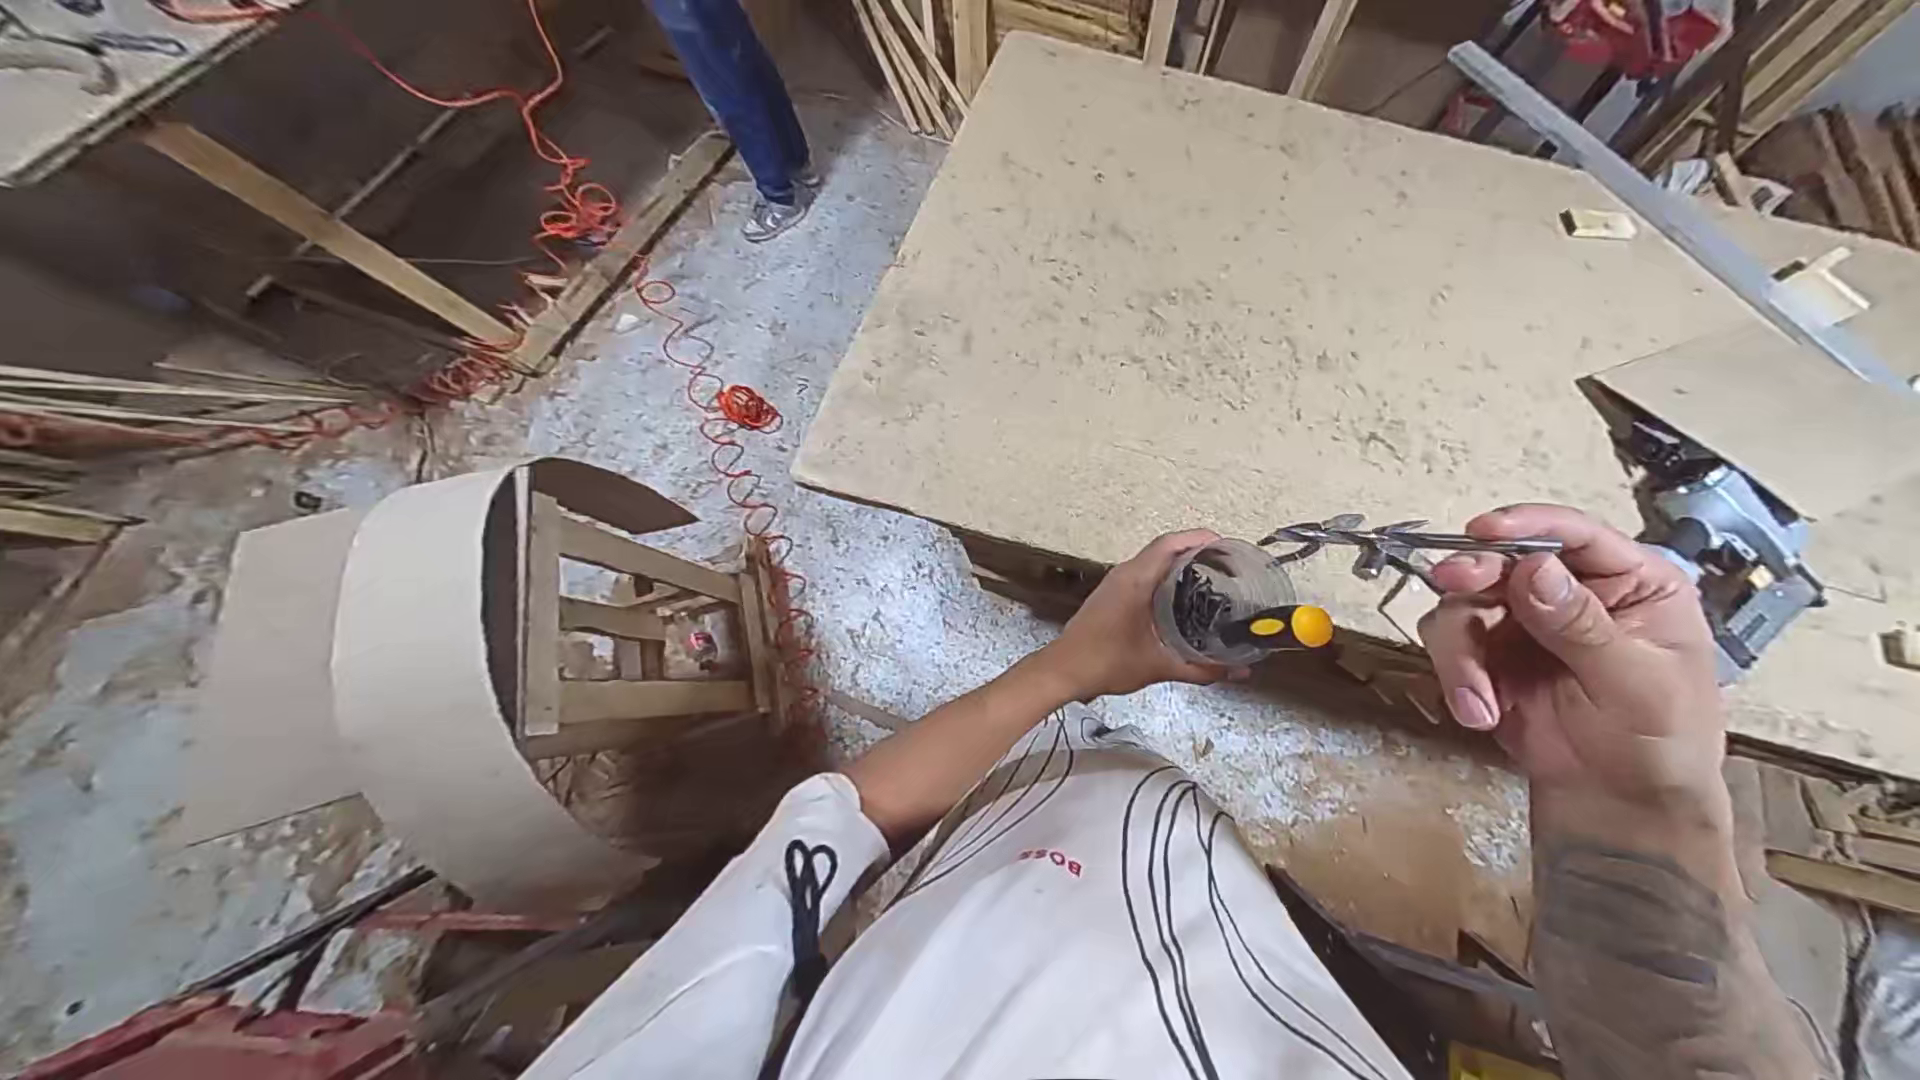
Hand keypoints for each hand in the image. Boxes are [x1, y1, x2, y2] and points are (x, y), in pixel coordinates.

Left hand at [1040, 530, 1240, 699]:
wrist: (1064, 669)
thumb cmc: (1106, 663)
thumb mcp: (1159, 666)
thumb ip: (1202, 669)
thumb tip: (1240, 672)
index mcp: (1135, 580)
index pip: (1170, 544)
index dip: (1200, 539)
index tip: (1228, 548)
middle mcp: (1124, 574)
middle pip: (1165, 549)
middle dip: (1197, 552)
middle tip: (1228, 566)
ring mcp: (1115, 582)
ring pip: (1153, 562)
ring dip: (1181, 565)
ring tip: (1213, 579)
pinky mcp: (1111, 594)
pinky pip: (1143, 574)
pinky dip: (1165, 577)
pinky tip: (1183, 597)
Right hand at [1417, 505, 1726, 816]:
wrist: (1611, 794)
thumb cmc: (1656, 739)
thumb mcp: (1637, 683)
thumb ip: (1584, 626)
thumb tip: (1536, 569)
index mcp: (1627, 583)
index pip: (1576, 536)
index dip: (1528, 525)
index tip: (1484, 530)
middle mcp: (1563, 590)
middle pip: (1499, 561)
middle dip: (1471, 576)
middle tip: (1453, 586)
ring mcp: (1515, 617)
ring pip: (1459, 603)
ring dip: (1459, 653)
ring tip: (1478, 700)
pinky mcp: (1479, 646)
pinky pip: (1445, 641)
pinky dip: (1453, 675)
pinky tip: (1478, 710)